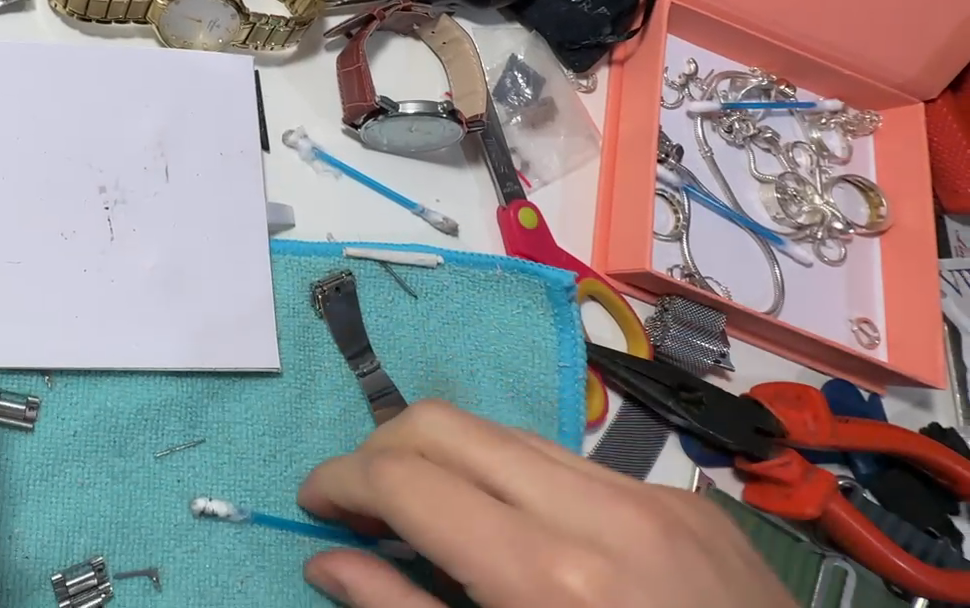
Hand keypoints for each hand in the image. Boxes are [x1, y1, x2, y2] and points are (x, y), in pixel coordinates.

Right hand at [297, 401, 792, 607]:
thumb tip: (323, 561)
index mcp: (551, 580)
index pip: (402, 477)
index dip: (339, 480)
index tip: (313, 504)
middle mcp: (601, 513)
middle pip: (439, 423)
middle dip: (378, 452)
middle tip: (359, 503)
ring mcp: (655, 499)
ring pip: (497, 431)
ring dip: (442, 460)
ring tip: (430, 513)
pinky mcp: (691, 506)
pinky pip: (564, 461)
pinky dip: (510, 481)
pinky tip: (519, 535)